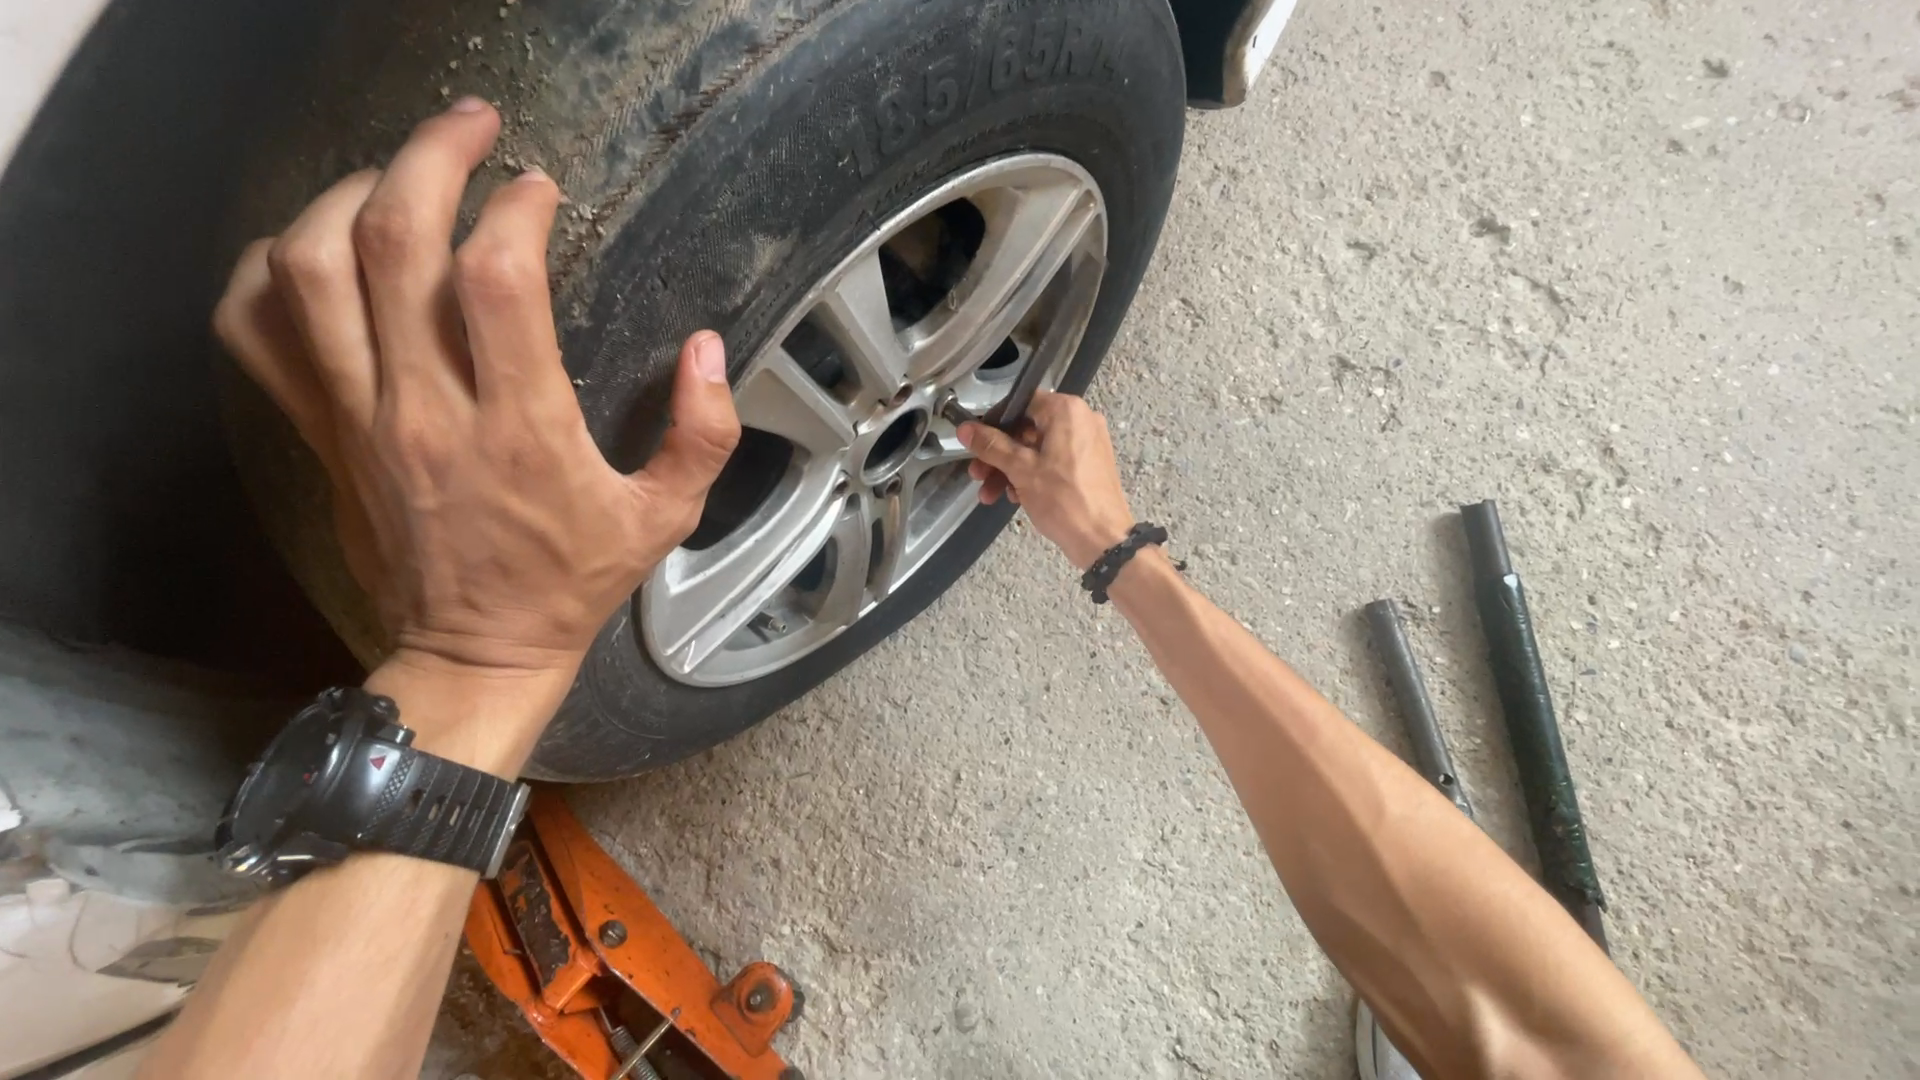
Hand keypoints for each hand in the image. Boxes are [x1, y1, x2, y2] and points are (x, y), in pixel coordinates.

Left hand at [212, 98, 740, 675]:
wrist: (479, 650)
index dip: (516, 211)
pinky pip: (260, 330)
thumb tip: (709, 350)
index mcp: (521, 429)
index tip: (541, 189)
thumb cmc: (577, 582)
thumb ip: (704, 433)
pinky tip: (317, 244)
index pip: (498, 282)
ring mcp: (361, 421)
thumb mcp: (668, 516)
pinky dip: (271, 266)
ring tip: (401, 174)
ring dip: (350, 195)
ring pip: (310, 269)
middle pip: (394, 246)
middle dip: (431, 160)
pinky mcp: (325, 435)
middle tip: (472, 126)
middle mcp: (427, 411)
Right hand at [958, 392, 1134, 568]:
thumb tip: (965, 429)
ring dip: (1010, 470)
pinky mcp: (1089, 465)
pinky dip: (1032, 476)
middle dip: (998, 455)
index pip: (1020, 403)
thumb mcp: (1020, 469)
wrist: (1103, 539)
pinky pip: (1053, 462)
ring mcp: (1087, 443)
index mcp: (1066, 410)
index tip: (975, 443)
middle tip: (977, 474)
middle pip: (1026, 430)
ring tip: (990, 494)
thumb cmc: (1063, 499)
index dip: (993, 423)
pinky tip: (1015, 497)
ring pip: (1037, 449)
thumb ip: (991, 446)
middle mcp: (1080, 419)